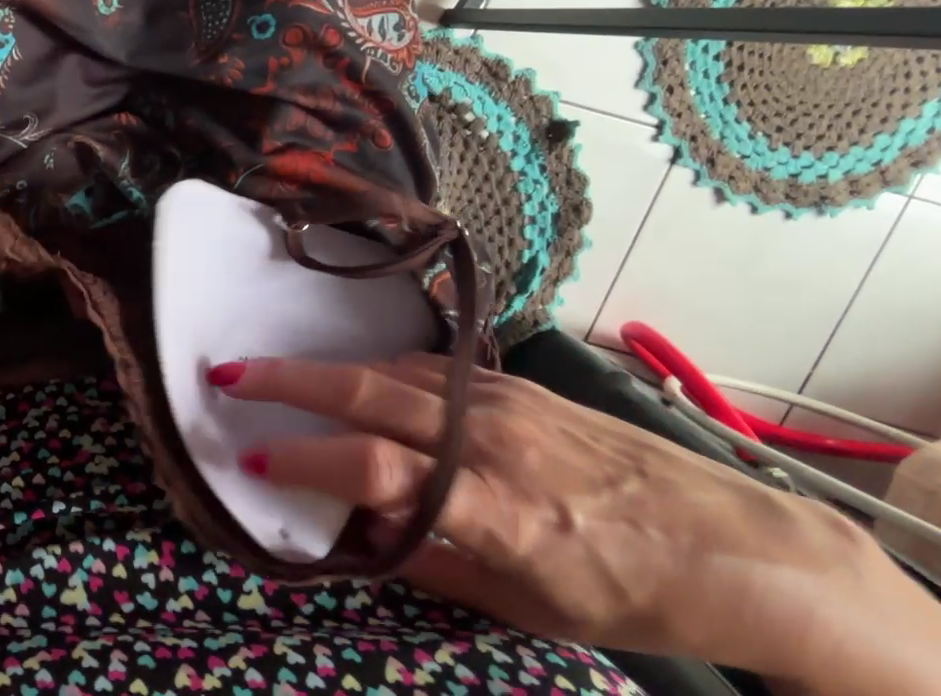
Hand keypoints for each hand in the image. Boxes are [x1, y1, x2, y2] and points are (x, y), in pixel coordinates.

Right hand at [209, 354, 940, 689]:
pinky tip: (363, 383)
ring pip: (395, 372)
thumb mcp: (529, 607)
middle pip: (371, 393)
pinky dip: (382, 373)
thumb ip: (431, 560)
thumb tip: (358, 528)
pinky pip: (432, 369)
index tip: (251, 457)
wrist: (748, 551)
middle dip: (289, 381)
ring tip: (280, 380)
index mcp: (499, 511)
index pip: (378, 470)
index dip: (306, 460)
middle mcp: (495, 442)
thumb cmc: (635, 596)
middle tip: (228, 372)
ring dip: (329, 372)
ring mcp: (508, 403)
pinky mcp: (521, 386)